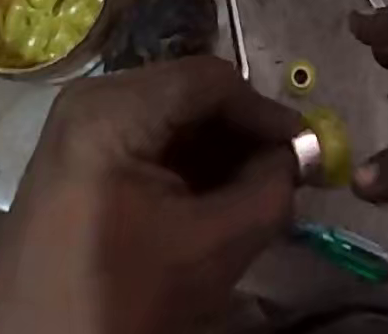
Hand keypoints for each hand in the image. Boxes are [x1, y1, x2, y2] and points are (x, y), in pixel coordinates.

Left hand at [0, 56, 303, 333]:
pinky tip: (217, 192)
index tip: (306, 147)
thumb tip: (298, 156)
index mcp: (114, 108)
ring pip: (175, 112)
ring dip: (220, 146)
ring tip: (258, 185)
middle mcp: (95, 96)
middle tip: (286, 168)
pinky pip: (152, 134)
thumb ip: (268, 192)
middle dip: (243, 131)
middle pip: (193, 92)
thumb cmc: (112, 307)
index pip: (212, 80)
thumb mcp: (207, 252)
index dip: (265, 111)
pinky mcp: (81, 148)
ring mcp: (83, 121)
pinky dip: (190, 160)